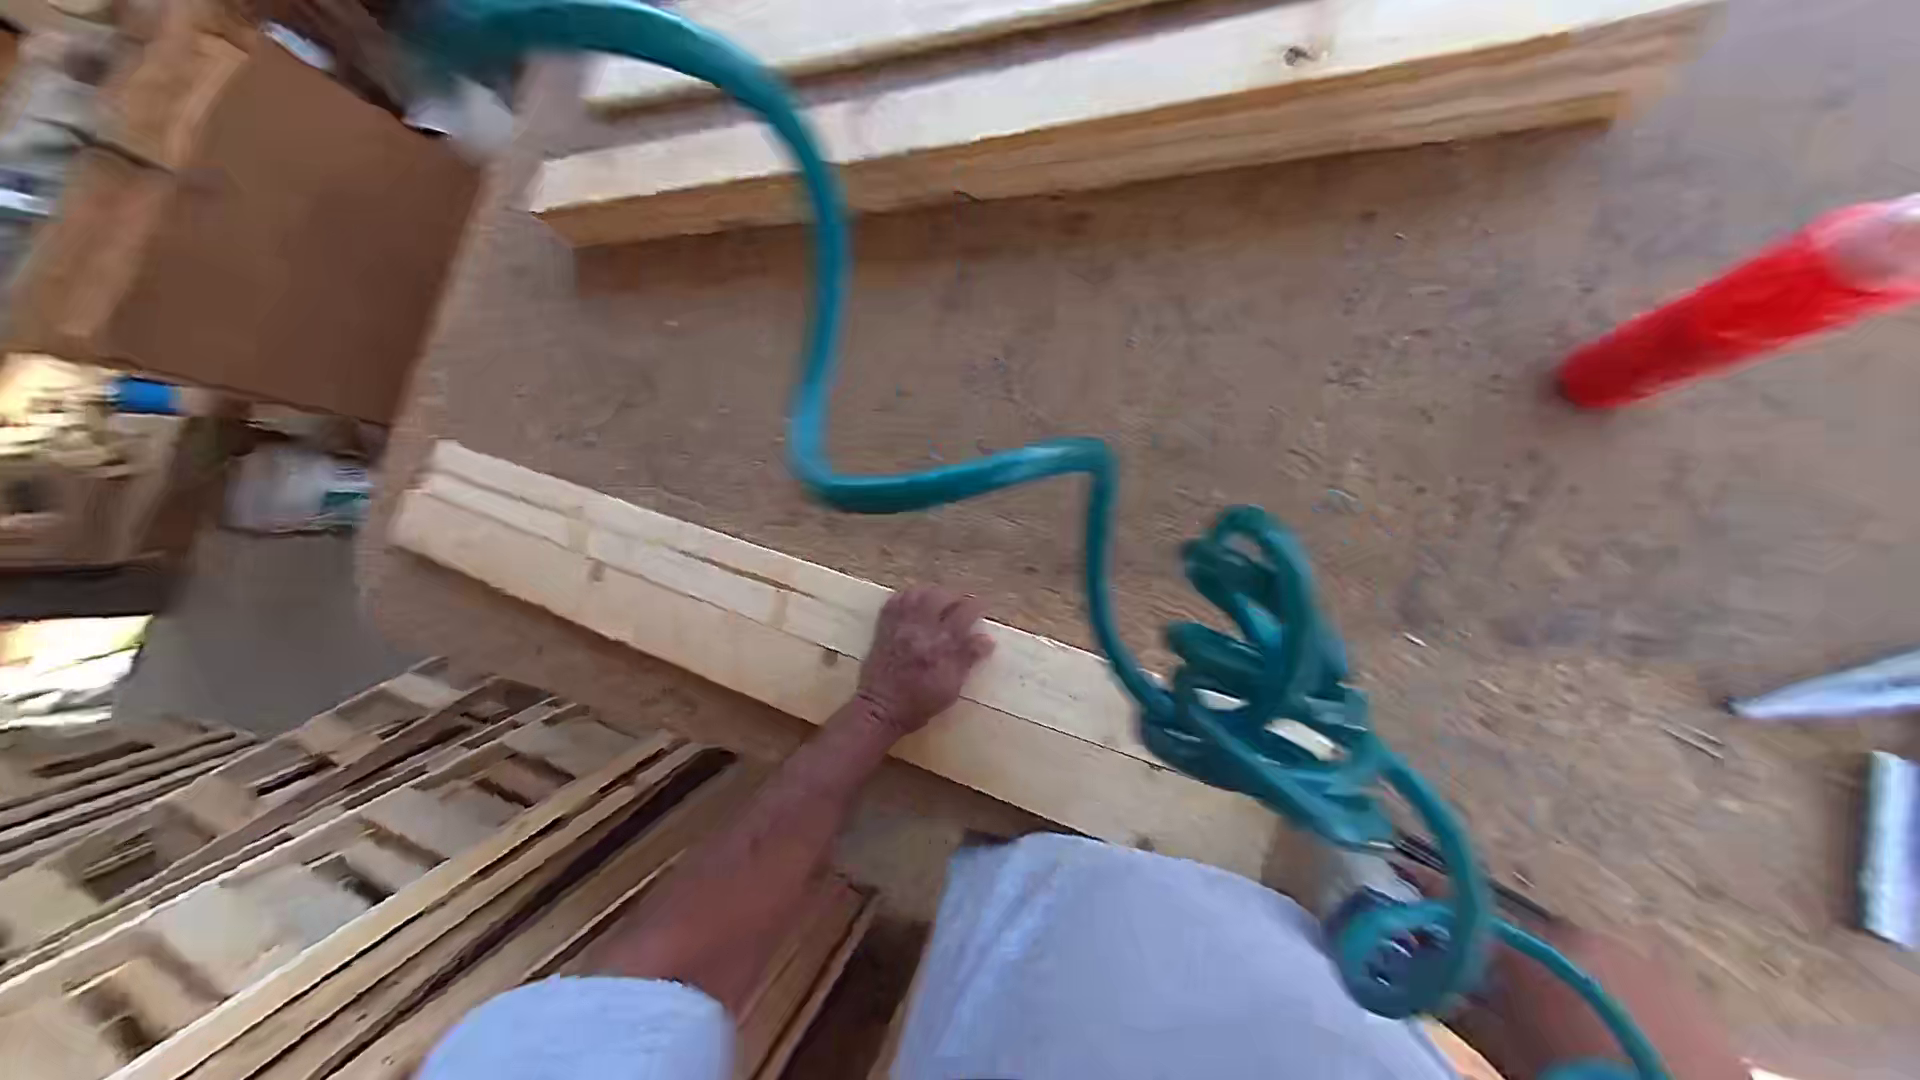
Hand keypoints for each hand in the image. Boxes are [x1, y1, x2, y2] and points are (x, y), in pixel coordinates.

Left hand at [851, 587, 994, 736]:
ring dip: (932, 593)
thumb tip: (987, 639)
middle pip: (941, 595)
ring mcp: (900, 626)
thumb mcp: (951, 688)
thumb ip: (968, 659)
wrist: (879, 710)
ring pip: (918, 593)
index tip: (982, 607)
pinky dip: (908, 596)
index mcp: (941, 645)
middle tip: (961, 605)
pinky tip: (915, 603)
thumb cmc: (919, 704)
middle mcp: (921, 629)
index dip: (977, 606)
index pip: (965, 612)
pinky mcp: (883, 627)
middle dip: (955, 596)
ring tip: (939, 601)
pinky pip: (895, 600)